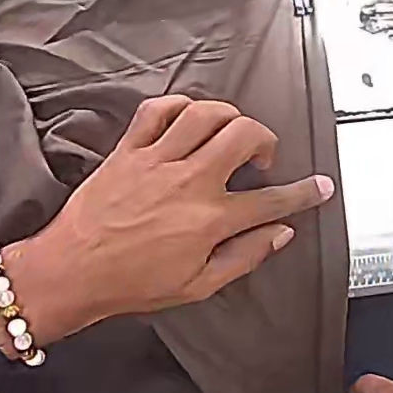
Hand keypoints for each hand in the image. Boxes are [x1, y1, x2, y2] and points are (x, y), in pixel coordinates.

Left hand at [3, 95, 333, 342]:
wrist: (73, 270)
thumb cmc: (131, 282)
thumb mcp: (197, 285)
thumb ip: (244, 256)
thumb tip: (279, 234)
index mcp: (209, 219)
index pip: (272, 200)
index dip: (304, 193)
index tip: (320, 186)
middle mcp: (188, 181)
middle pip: (244, 136)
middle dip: (265, 141)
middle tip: (258, 159)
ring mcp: (156, 160)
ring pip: (206, 114)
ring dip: (228, 118)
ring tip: (227, 134)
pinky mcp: (129, 149)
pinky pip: (157, 110)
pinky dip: (178, 106)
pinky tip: (185, 120)